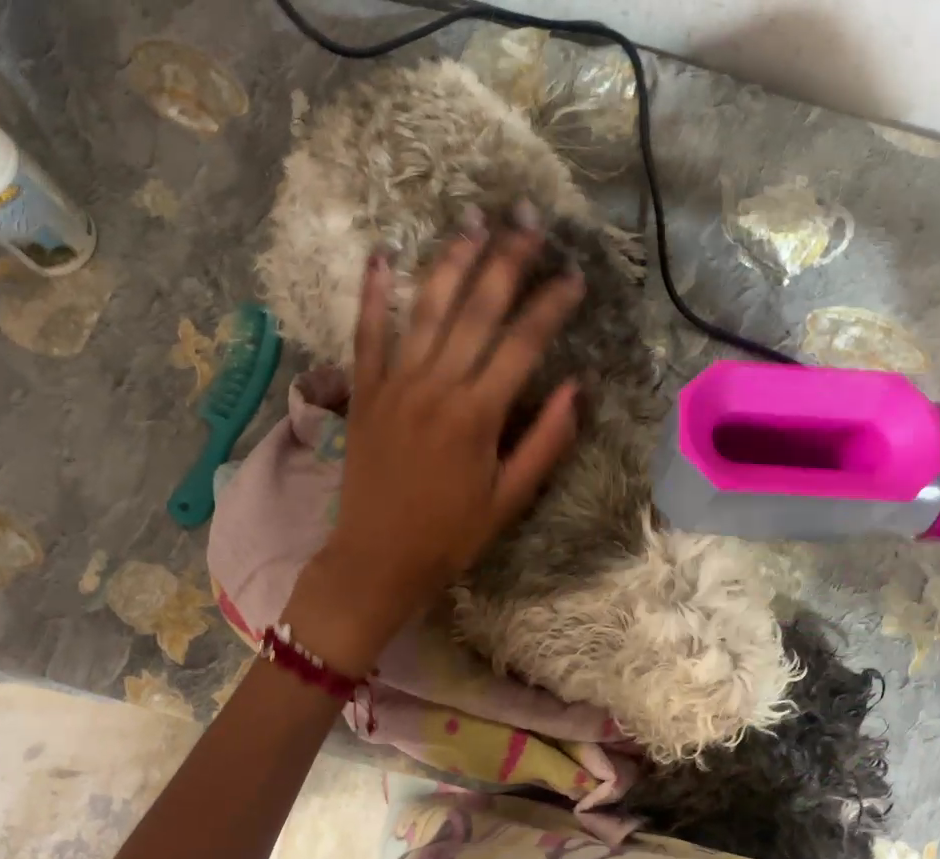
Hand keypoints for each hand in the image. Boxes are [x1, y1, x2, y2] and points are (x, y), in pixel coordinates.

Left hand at [286, 207, 585, 671]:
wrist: (377, 559)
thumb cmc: (450, 535)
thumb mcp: (510, 499)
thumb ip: (545, 441)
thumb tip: (576, 388)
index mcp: (478, 414)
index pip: (523, 343)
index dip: (552, 304)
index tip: (574, 275)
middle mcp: (436, 386)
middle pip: (477, 309)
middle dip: (506, 260)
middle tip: (527, 219)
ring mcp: (394, 383)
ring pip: (425, 308)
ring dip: (450, 260)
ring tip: (472, 219)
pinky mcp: (363, 391)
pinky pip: (365, 333)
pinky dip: (372, 293)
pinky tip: (381, 254)